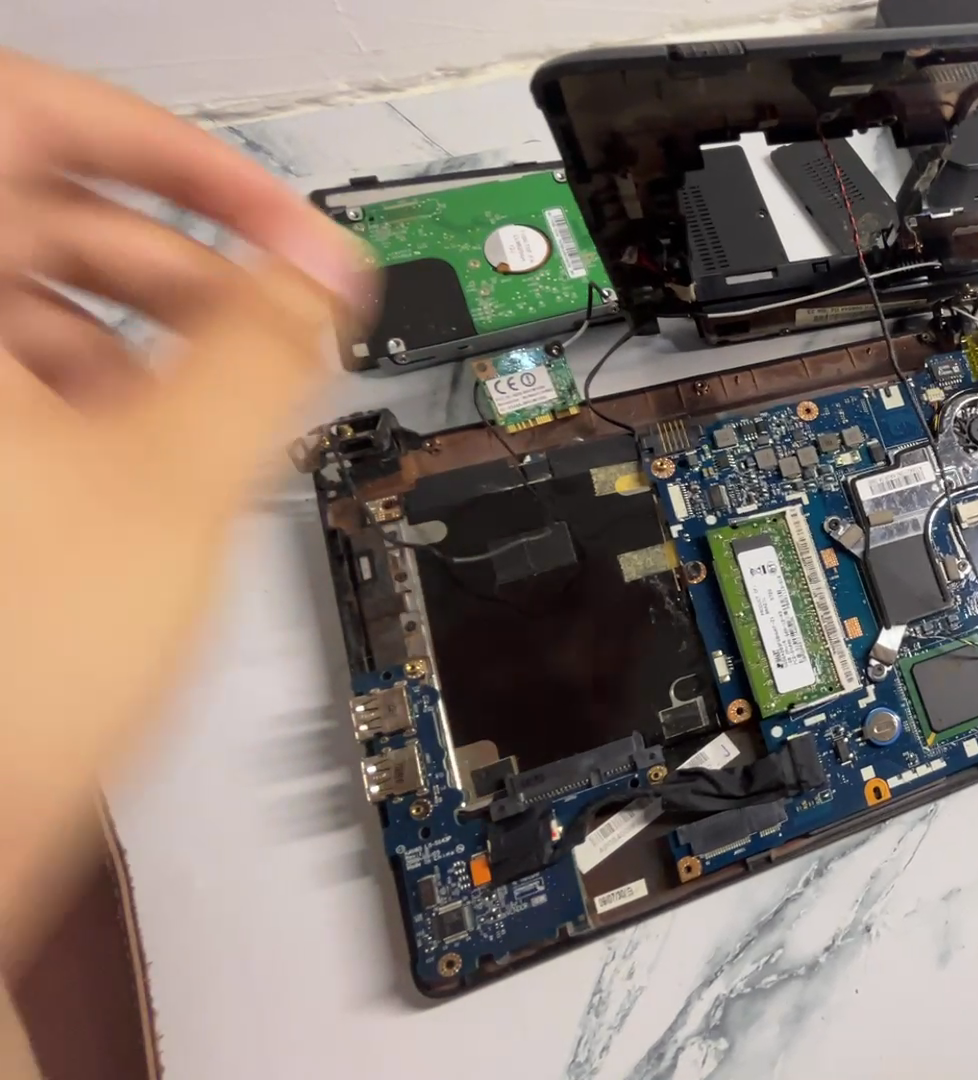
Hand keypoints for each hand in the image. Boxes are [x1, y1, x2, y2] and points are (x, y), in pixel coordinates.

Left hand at [0, 50, 370, 962]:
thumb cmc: (2, 662)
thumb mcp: (188, 479)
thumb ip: (275, 350)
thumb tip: (334, 275)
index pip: (35, 122)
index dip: (191, 162)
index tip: (296, 230)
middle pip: (42, 208)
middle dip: (196, 266)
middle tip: (295, 326)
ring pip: (32, 296)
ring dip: (163, 339)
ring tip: (239, 409)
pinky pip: (19, 371)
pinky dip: (114, 390)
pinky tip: (172, 452)